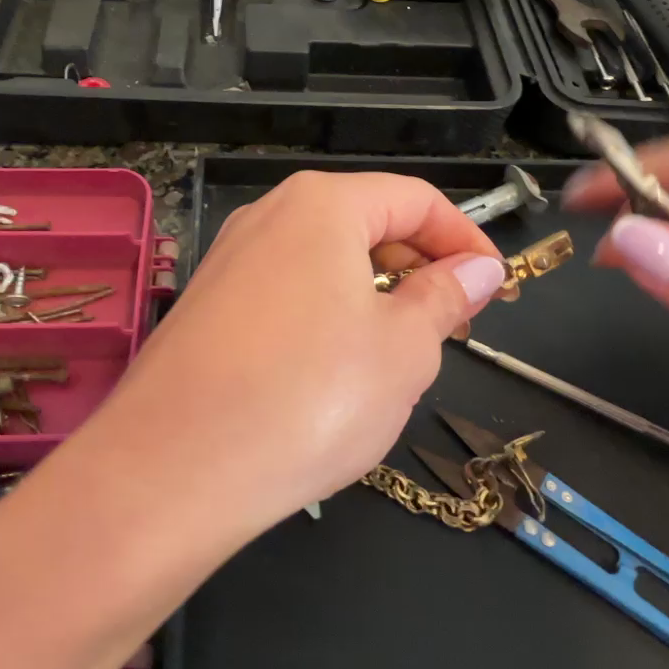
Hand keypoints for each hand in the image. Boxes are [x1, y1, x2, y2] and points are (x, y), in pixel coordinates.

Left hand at [92, 172, 507, 524]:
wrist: (172, 470)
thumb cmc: (309, 398)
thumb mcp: (403, 349)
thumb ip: (446, 296)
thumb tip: (478, 269)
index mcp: (322, 204)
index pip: (415, 198)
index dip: (466, 239)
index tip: (497, 288)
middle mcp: (268, 215)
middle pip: (366, 223)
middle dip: (419, 269)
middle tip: (453, 328)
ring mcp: (230, 259)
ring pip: (325, 263)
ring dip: (374, 299)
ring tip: (396, 361)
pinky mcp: (207, 305)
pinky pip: (286, 294)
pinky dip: (327, 319)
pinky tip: (332, 377)